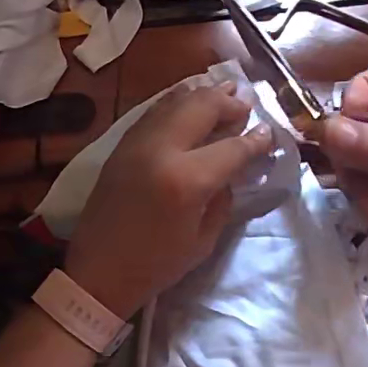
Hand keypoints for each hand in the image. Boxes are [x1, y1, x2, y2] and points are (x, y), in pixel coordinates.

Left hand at [65, 83, 273, 317]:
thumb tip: (232, 170)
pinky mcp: (120, 146)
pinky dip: (174, 103)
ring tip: (222, 94)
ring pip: (175, 101)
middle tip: (244, 107)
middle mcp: (162, 150)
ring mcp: (137, 143)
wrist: (98, 271)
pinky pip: (153, 112)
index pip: (232, 147)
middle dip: (228, 104)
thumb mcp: (203, 240)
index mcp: (187, 180)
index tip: (269, 132)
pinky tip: (187, 102)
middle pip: (202, 107)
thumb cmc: (155, 265)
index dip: (256, 139)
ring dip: (202, 96)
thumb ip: (222, 199)